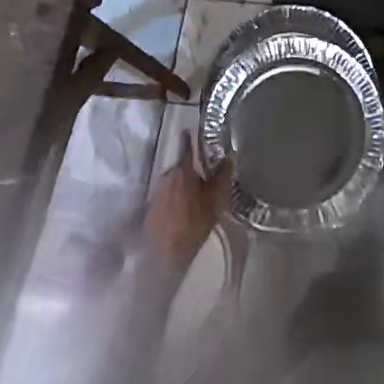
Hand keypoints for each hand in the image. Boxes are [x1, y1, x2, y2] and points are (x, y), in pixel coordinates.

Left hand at [146, 135, 232, 266]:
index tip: (192, 128)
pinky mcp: (152, 205)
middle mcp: (167, 175)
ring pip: (175, 180)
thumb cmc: (193, 224)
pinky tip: (185, 206)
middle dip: (193, 168)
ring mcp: (157, 190)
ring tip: (198, 194)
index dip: (190, 138)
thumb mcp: (215, 200)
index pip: (187, 147)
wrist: (163, 255)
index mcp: (183, 171)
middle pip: (182, 165)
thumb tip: (232, 154)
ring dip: (185, 183)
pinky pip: (168, 192)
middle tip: (207, 175)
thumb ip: (223, 176)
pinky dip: (177, 194)